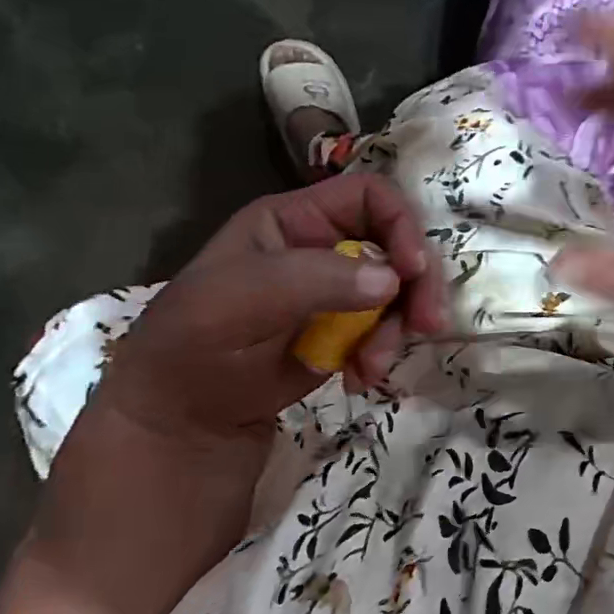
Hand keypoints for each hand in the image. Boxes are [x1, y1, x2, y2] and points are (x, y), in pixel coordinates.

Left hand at [100, 173, 450, 448]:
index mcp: (294, 220)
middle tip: (428, 324)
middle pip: (397, 245)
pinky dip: (384, 354)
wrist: (185, 418)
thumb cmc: (197, 343)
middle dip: (417, 284)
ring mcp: (337, 294)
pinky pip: (386, 332)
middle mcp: (323, 248)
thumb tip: (393, 279)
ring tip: (373, 367)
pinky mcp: (345, 334)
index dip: (400, 224)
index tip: (412, 269)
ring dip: (398, 328)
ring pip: (399, 292)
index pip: (368, 196)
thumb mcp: (241, 299)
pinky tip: (361, 378)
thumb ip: (314, 280)